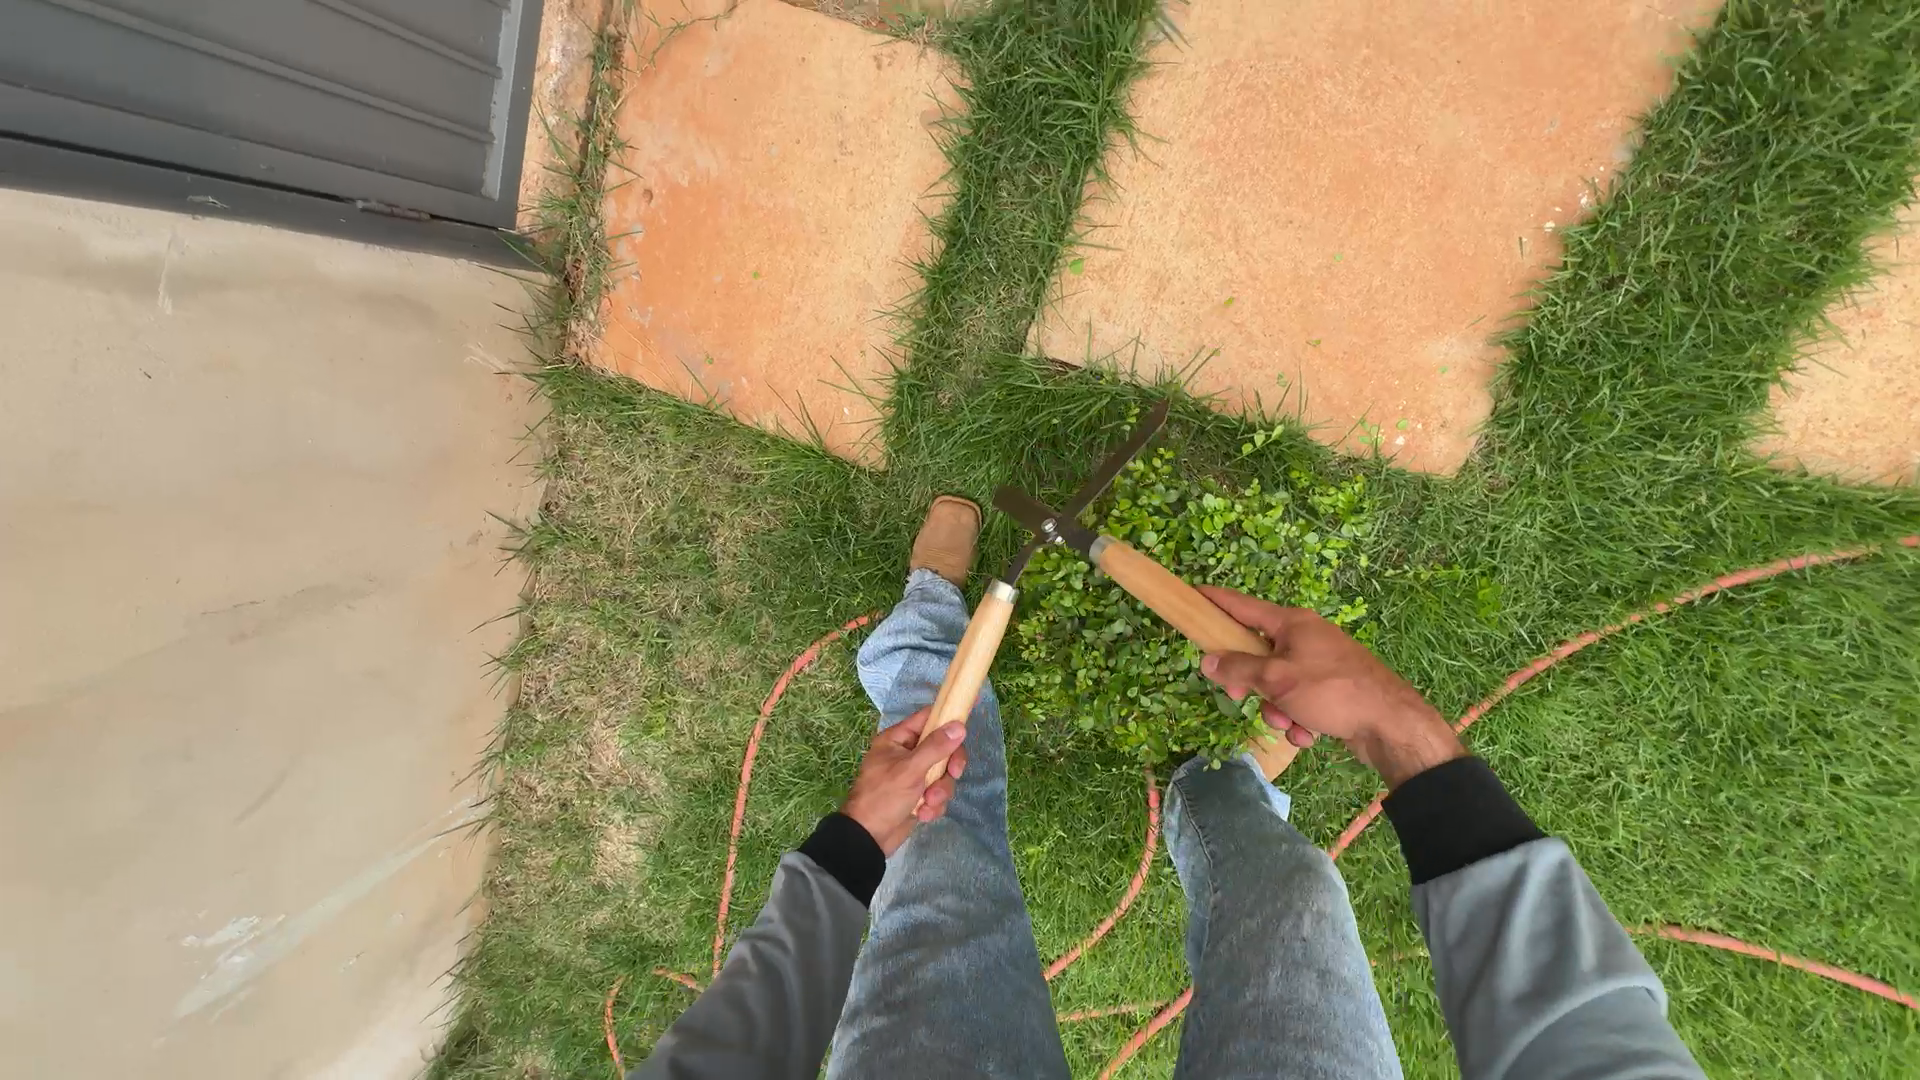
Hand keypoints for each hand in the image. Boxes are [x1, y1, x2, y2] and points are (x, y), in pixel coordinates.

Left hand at [840, 707, 968, 855]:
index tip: (968, 721)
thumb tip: (959, 726)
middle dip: (947, 766)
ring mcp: (913, 775)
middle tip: (953, 774)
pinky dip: (933, 804)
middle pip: (942, 747)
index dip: (948, 717)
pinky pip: (937, 792)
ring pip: (942, 773)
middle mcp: (906, 753)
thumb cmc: (883, 797)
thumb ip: (935, 747)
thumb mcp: (910, 770)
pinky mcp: (918, 795)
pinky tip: (923, 815)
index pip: (928, 718)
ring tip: (928, 803)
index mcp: (898, 739)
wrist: (869, 839)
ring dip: (940, 790)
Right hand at [1195, 586, 1464, 788]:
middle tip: (1238, 697)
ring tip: (1289, 723)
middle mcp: (1305, 637)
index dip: (1215, 600)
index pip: (1241, 606)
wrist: (1393, 726)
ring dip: (1275, 707)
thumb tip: (1206, 660)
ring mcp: (1319, 663)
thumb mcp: (1276, 680)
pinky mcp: (1331, 689)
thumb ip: (1237, 669)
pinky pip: (1298, 699)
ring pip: (1275, 682)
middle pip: (1256, 652)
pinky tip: (1309, 734)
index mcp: (1291, 623)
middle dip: (1247, 681)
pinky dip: (1298, 718)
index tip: (1192, 594)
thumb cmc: (1332, 691)